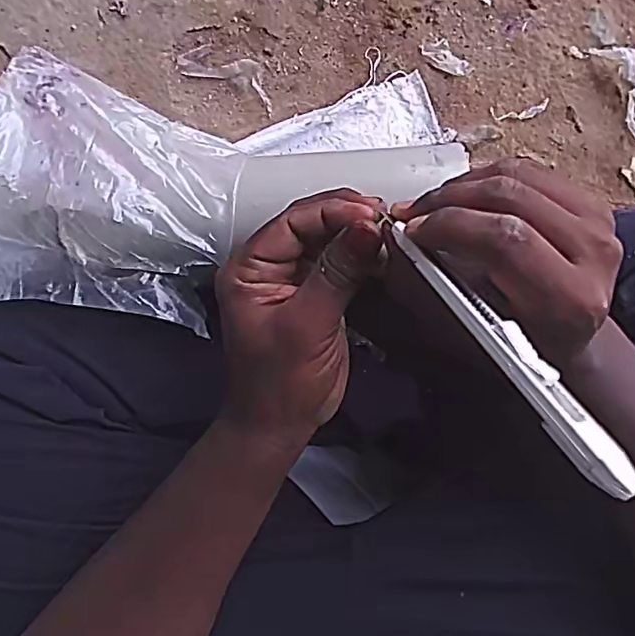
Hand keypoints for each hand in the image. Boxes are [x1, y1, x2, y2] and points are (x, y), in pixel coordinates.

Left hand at [215, 190, 385, 444]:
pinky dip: (361, 257)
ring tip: (386, 234)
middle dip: (347, 217)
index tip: (367, 214)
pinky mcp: (314, 293)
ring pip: (327, 240)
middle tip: (382, 219)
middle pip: (310, 224)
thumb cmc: (273, 387)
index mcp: (248, 269)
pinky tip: (380, 256)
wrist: (278, 424)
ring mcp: (291, 280)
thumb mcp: (306, 325)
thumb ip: (336, 274)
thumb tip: (362, 230)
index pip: (291, 221)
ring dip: (357, 235)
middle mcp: (267, 269)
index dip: (331, 211)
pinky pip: (338, 263)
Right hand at [395, 159, 622, 364]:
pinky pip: (527, 171)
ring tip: (430, 204)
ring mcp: (598, 222)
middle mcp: (594, 254)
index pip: (506, 238)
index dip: (451, 225)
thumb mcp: (475, 331)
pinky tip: (459, 195)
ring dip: (462, 185)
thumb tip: (398, 241)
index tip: (413, 230)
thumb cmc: (520, 344)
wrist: (571, 339)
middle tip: (413, 212)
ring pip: (517, 175)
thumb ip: (436, 287)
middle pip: (510, 197)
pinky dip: (484, 177)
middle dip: (448, 199)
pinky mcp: (589, 202)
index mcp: (570, 297)